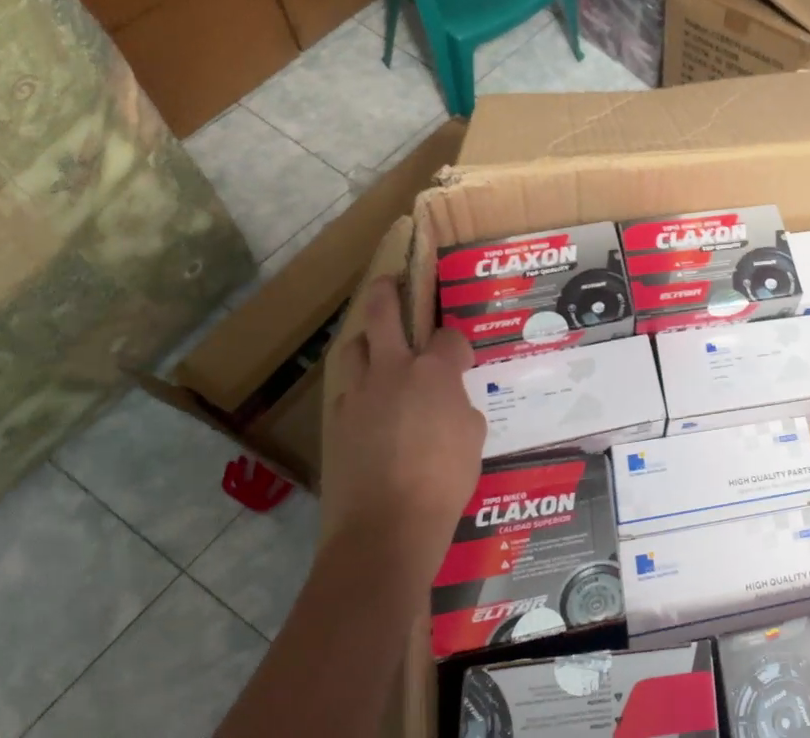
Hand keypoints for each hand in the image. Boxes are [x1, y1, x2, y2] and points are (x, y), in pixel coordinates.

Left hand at [322, 276, 483, 567]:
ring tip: (374, 340)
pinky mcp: (336, 421)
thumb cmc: (444, 481)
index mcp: (434, 372)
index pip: (448, 337)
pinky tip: (368, 400)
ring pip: (355, 347)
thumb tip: (449, 402)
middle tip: (389, 281)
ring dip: (366, 337)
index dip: (457, 344)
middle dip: (387, 291)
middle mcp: (392, 371)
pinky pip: (346, 388)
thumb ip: (461, 407)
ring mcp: (358, 395)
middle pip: (383, 313)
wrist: (385, 526)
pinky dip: (358, 384)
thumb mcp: (473, 437)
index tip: (463, 359)